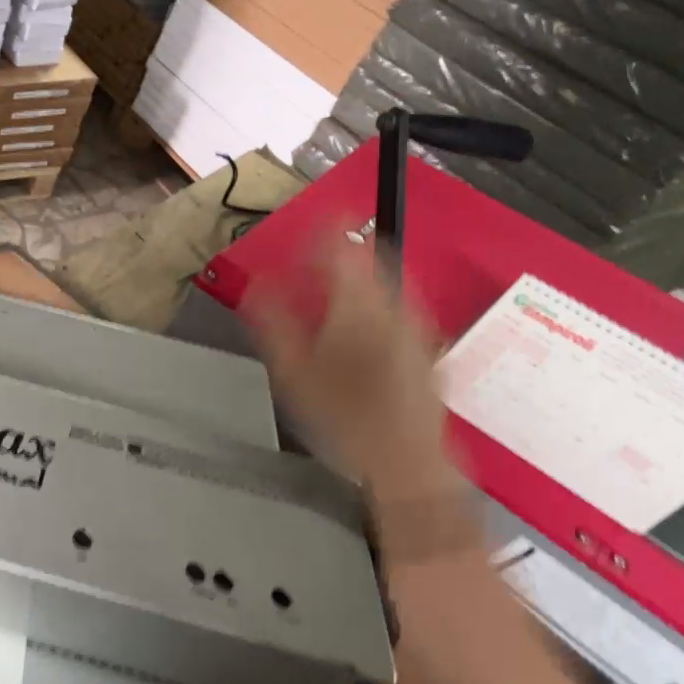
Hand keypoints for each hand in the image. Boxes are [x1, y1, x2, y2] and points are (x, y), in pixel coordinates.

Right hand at [245, 233, 450, 493]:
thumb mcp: (292, 370)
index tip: (310, 220)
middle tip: (322, 243)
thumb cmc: (343, 416)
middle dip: (348, 246)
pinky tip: (367, 314)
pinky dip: (382, 296)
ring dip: (366, 270)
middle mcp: (395, 308)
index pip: (343, 249)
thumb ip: (272, 322)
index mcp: (358, 306)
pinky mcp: (428, 349)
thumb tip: (255, 286)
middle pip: (374, 259)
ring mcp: (418, 329)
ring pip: (392, 281)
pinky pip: (404, 305)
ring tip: (341, 274)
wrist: (407, 463)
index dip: (325, 229)